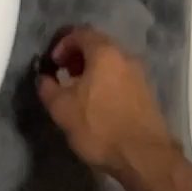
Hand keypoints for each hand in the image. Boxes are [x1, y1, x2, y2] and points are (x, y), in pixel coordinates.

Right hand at [36, 27, 176, 180]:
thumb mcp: (62, 108)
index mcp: (104, 52)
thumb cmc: (100, 126)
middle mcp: (125, 56)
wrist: (145, 157)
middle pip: (97, 45)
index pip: (79, 33)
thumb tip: (44, 78)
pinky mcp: (147, 94)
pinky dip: (106, 82)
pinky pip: (120, 77)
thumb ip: (48, 87)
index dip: (61, 44)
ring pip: (110, 62)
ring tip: (78, 91)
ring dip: (92, 70)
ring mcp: (139, 75)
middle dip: (76, 57)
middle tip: (64, 74)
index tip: (52, 64)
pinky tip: (97, 104)